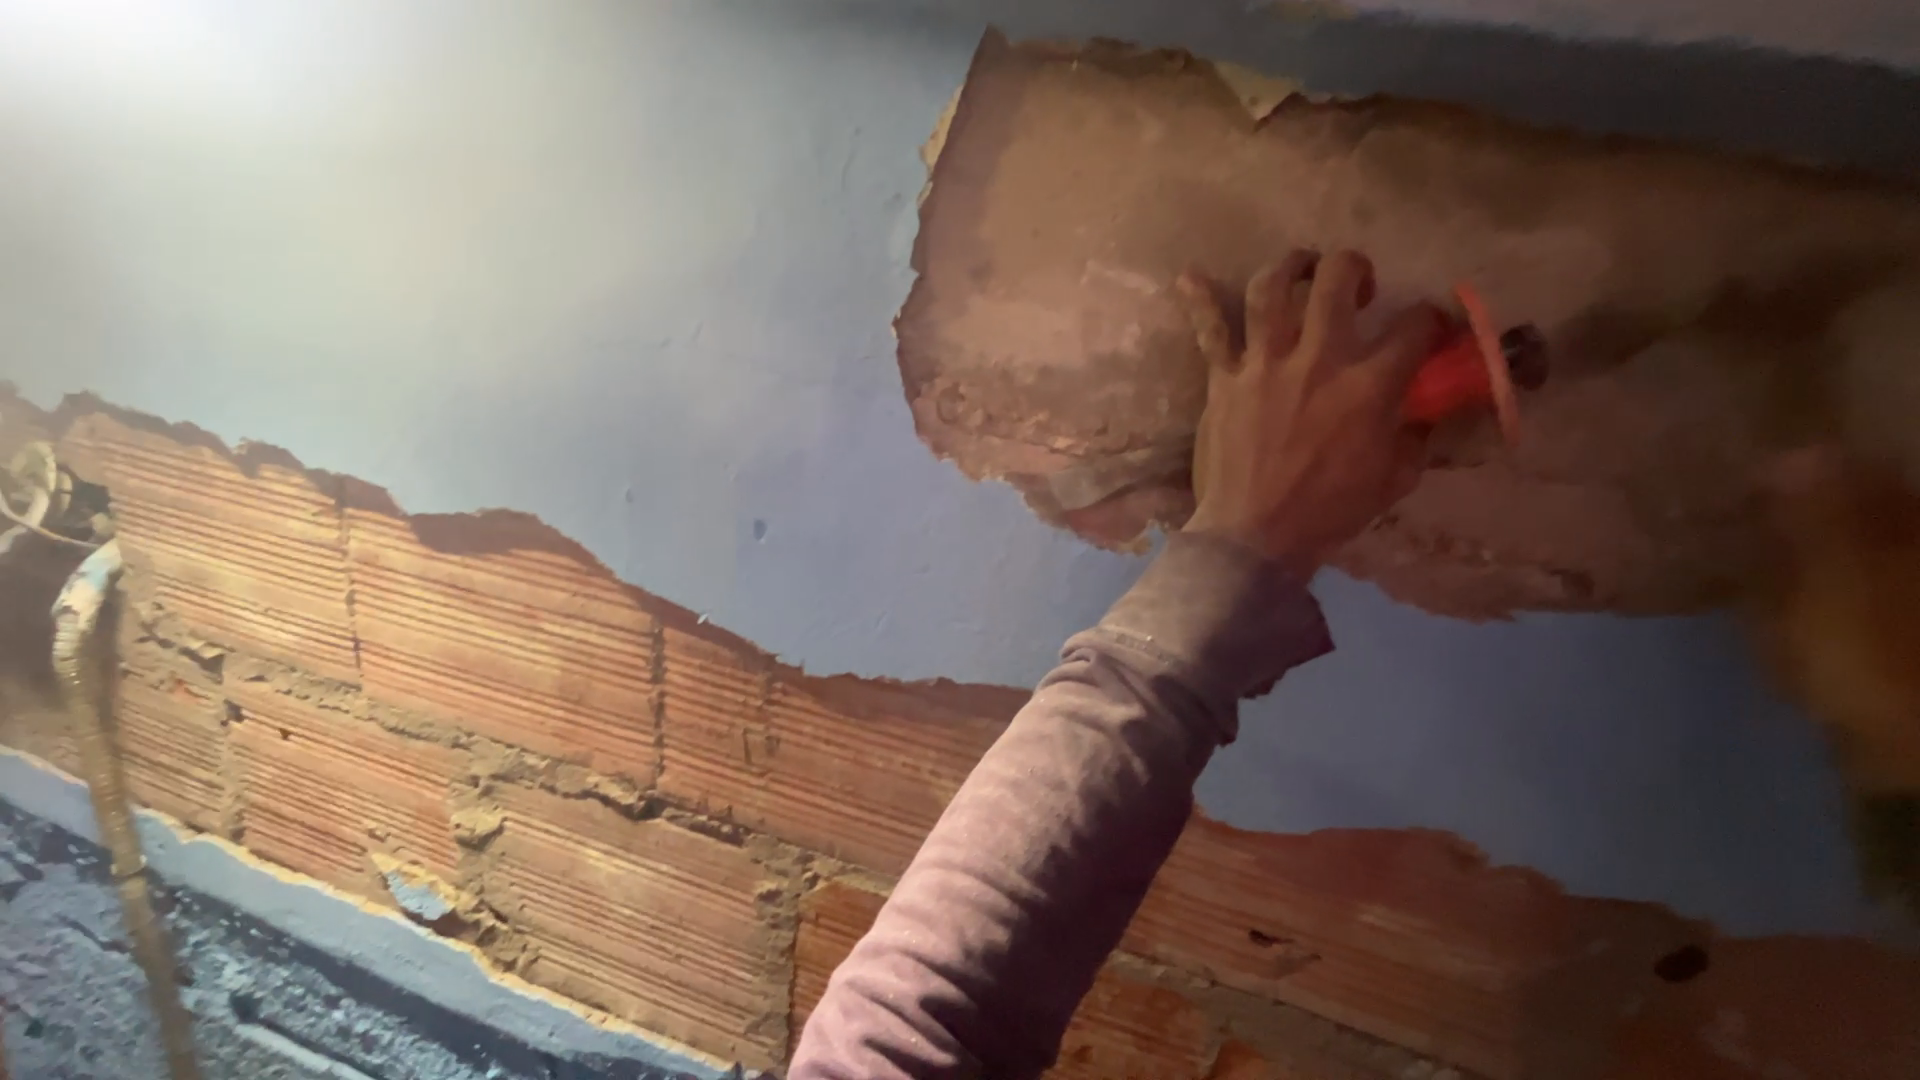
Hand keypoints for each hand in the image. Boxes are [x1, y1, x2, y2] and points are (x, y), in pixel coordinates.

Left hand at [1176, 249, 1446, 569]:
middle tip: (1356, 286)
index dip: (1431, 319)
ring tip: (1299, 268)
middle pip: (1338, 280)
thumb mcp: (1394, 479)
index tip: (1427, 328)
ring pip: (1272, 290)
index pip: (1415, 325)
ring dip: (1289, 267)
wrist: (1254, 535)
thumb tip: (1426, 409)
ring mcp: (1264, 366)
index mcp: (1370, 384)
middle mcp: (1318, 360)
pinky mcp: (1223, 382)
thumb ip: (1415, 435)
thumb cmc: (1327, 514)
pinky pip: (1210, 333)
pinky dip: (1199, 302)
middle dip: (1354, 268)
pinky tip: (1188, 277)